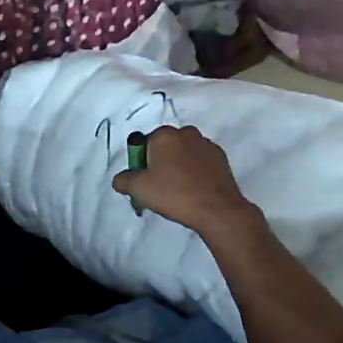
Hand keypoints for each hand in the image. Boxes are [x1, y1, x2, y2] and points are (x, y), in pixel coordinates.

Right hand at [113, 125, 262, 234]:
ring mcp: (206, 144)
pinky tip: (193, 190)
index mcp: (164, 135)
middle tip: (158, 188)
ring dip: (177, 167)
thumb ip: (122, 180)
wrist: (215, 209)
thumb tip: (121, 179)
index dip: (140, 165)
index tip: (144, 182)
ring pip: (182, 154)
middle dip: (159, 164)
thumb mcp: (138, 189)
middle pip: (164, 148)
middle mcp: (186, 133)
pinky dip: (194, 172)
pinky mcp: (221, 157)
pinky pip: (199, 162)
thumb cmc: (173, 194)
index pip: (142, 145)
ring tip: (177, 191)